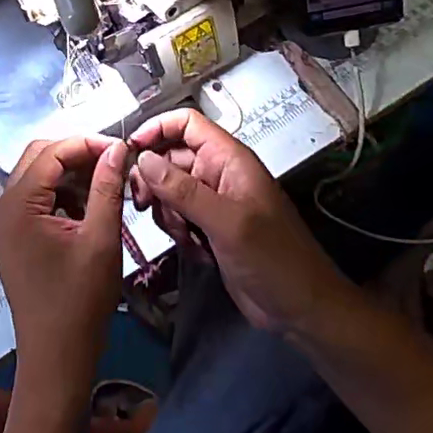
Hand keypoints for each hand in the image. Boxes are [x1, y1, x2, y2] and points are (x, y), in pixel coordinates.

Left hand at [0, 136, 127, 386]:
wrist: (57, 359)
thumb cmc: (79, 302)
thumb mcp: (100, 240)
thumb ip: (106, 187)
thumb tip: (116, 148)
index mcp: (17, 206)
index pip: (52, 152)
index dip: (87, 143)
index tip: (121, 148)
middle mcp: (3, 208)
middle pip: (40, 158)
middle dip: (79, 155)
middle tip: (115, 162)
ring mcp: (6, 223)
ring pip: (40, 176)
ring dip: (73, 174)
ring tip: (108, 184)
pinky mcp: (15, 236)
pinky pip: (38, 199)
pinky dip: (64, 194)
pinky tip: (91, 206)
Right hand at [128, 109, 353, 335]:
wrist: (300, 308)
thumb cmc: (275, 259)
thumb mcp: (227, 222)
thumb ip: (183, 190)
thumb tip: (144, 160)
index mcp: (229, 159)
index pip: (187, 124)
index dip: (157, 129)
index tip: (131, 151)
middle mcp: (218, 174)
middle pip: (170, 158)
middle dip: (154, 180)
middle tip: (146, 205)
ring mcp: (213, 202)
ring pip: (169, 190)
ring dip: (168, 213)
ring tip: (186, 236)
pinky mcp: (208, 227)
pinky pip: (177, 217)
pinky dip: (178, 232)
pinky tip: (196, 251)